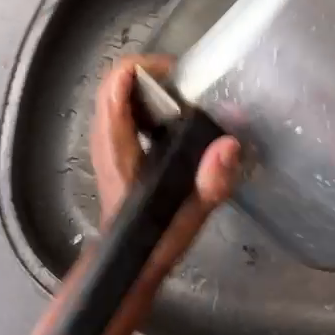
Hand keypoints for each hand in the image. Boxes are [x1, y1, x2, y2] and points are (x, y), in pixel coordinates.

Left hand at [89, 56, 240, 282]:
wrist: (126, 266)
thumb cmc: (154, 241)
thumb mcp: (189, 216)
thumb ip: (211, 183)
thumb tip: (230, 144)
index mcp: (117, 148)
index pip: (115, 87)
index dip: (143, 67)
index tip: (178, 74)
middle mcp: (105, 139)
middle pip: (114, 85)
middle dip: (149, 74)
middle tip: (187, 85)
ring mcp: (106, 143)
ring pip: (117, 96)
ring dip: (147, 87)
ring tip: (184, 98)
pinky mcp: (113, 149)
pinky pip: (122, 110)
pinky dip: (145, 102)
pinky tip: (173, 118)